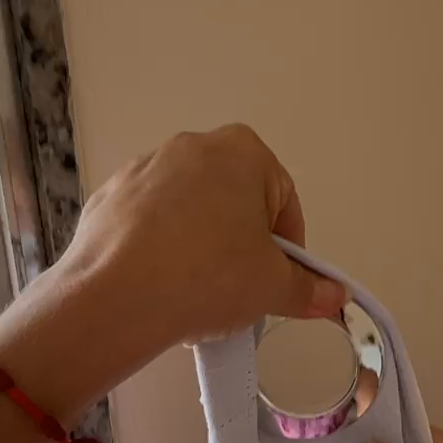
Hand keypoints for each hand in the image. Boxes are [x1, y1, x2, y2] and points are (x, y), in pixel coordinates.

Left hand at [55, 124, 347, 350]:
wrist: (116, 297)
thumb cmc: (210, 276)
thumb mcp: (273, 288)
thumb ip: (308, 289)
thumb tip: (334, 297)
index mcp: (242, 151)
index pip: (283, 201)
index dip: (288, 249)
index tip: (278, 282)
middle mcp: (190, 146)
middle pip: (233, 202)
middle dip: (241, 245)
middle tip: (239, 290)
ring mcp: (142, 169)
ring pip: (188, 214)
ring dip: (200, 248)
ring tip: (195, 294)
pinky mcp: (108, 198)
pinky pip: (148, 226)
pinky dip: (159, 251)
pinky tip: (158, 288)